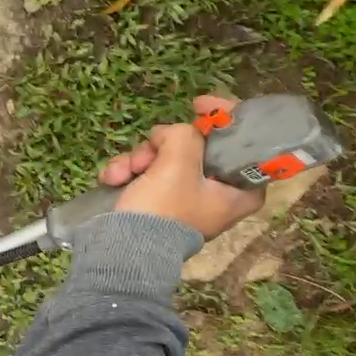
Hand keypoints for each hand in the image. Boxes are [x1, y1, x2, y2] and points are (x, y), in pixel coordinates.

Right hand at [99, 97, 265, 239]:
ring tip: (120, 173)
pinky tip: (111, 180)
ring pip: (162, 160)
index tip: (198, 103)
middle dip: (160, 147)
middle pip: (193, 149)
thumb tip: (168, 132)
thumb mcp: (177, 166)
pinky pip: (144, 176)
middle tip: (144, 156)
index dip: (223, 117)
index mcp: (241, 188)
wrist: (119, 252)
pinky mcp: (153, 204)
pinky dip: (125, 173)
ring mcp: (182, 199)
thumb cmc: (160, 211)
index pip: (245, 141)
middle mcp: (216, 192)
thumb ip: (182, 136)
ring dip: (136, 160)